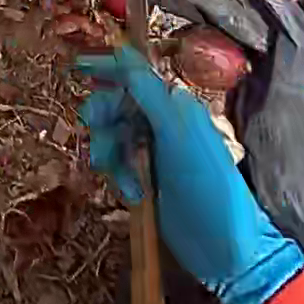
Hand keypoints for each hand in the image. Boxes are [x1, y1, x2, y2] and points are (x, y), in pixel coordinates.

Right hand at [79, 47, 303, 303]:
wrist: (224, 249)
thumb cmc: (207, 186)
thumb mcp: (178, 135)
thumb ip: (150, 94)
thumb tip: (125, 54)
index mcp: (173, 104)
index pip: (133, 73)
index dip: (106, 66)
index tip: (78, 67)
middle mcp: (160, 120)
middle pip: (115, 103)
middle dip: (104, 120)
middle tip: (103, 139)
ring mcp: (151, 148)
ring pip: (111, 134)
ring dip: (110, 153)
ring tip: (127, 179)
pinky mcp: (144, 175)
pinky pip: (116, 162)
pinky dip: (119, 175)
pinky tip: (135, 193)